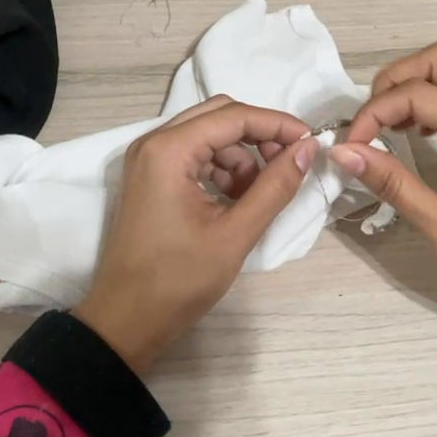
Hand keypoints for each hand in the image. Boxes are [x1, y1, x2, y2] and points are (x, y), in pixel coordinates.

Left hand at [74, 95, 318, 372]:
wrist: (125, 319)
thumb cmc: (178, 280)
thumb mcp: (235, 234)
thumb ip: (275, 186)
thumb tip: (307, 149)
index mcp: (169, 150)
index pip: (233, 116)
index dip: (277, 124)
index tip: (310, 143)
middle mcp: (153, 143)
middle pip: (219, 116)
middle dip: (259, 136)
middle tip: (289, 164)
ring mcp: (148, 160)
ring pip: (208, 136)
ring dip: (241, 156)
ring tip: (260, 195)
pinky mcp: (150, 178)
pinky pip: (194, 156)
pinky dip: (221, 170)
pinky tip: (237, 200)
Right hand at [329, 44, 436, 344]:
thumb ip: (392, 183)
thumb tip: (344, 152)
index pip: (418, 94)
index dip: (374, 113)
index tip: (351, 148)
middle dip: (394, 80)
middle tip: (369, 122)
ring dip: (414, 85)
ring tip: (386, 127)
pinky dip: (434, 98)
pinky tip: (416, 134)